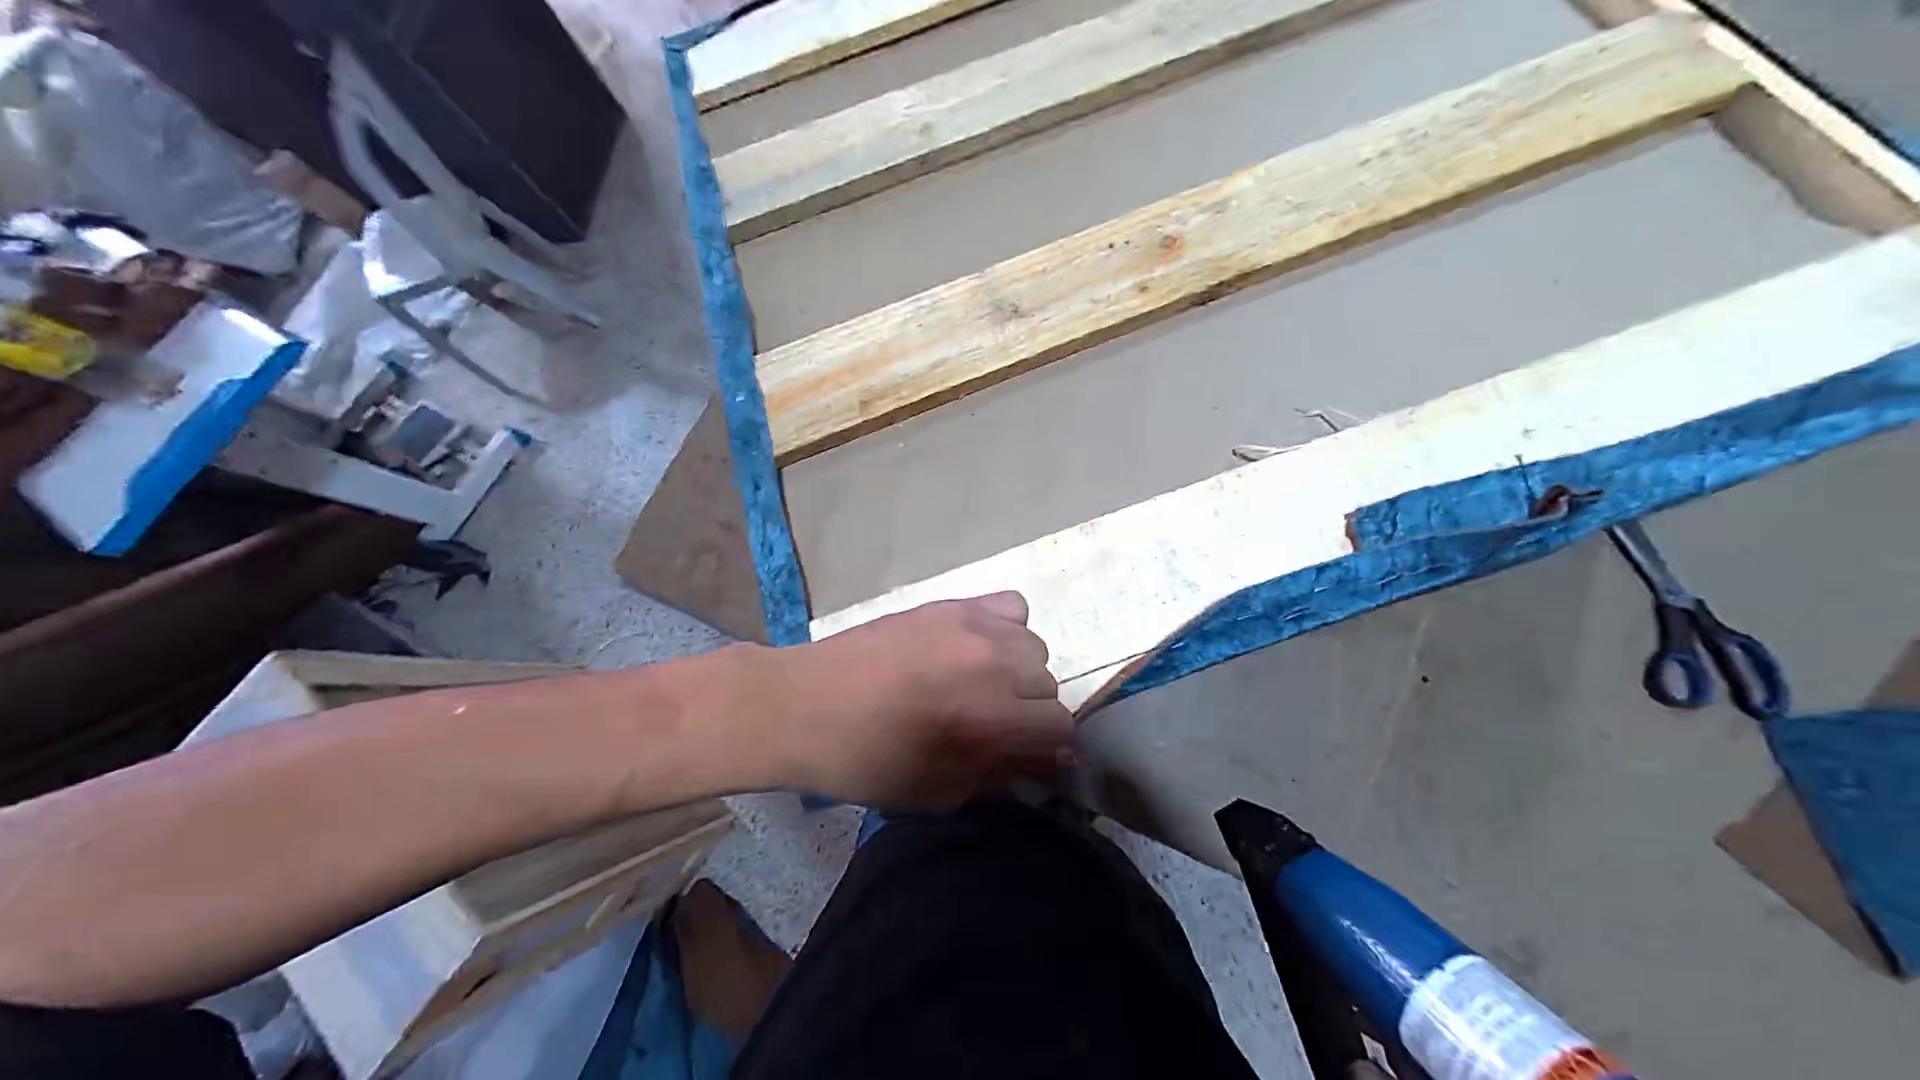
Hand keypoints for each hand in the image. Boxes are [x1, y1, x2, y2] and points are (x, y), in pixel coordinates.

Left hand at [757, 592, 1072, 807]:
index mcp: (989, 712)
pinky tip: (975, 648)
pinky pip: (1009, 608)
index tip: (1020, 754)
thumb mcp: (939, 790)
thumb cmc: (867, 760)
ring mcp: (972, 623)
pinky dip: (1005, 629)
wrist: (803, 705)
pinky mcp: (950, 603)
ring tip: (980, 684)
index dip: (1044, 746)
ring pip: (1032, 646)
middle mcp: (992, 659)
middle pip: (1048, 682)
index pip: (1059, 723)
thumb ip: (1004, 769)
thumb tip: (1052, 754)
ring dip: (1018, 671)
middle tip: (989, 723)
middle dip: (1028, 710)